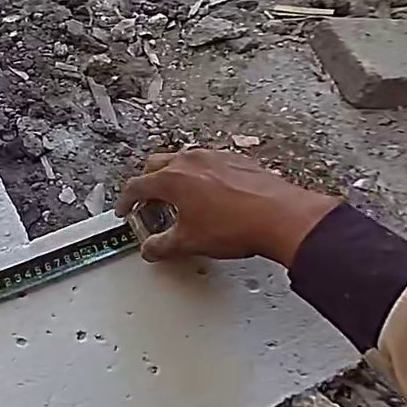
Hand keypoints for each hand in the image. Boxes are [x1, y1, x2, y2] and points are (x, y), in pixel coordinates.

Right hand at [117, 149, 339, 266]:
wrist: (281, 216)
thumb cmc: (237, 225)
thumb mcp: (190, 243)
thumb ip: (162, 246)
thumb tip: (151, 249)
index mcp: (171, 179)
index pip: (136, 186)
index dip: (125, 201)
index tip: (125, 209)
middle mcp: (189, 161)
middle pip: (155, 166)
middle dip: (147, 183)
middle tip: (149, 202)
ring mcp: (213, 157)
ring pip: (182, 160)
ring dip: (174, 176)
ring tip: (180, 198)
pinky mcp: (235, 159)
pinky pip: (208, 162)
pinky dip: (200, 175)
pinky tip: (210, 193)